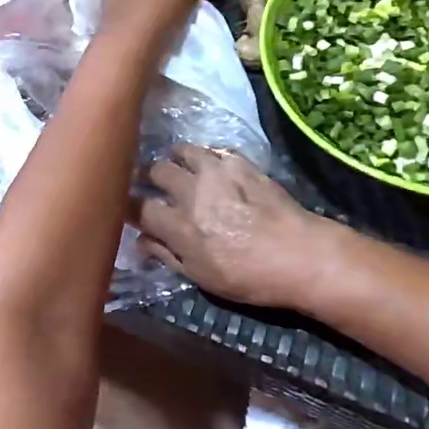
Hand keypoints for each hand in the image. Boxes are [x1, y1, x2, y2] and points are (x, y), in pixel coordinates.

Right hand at [133, 146, 340, 308]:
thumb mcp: (202, 278)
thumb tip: (140, 240)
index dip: (129, 205)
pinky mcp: (238, 161)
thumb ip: (166, 255)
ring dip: (177, 159)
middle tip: (158, 186)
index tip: (129, 207)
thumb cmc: (249, 276)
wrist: (299, 254)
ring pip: (181, 151)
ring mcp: (215, 171)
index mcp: (179, 225)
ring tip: (182, 168)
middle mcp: (191, 192)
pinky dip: (206, 158)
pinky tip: (212, 168)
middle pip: (156, 170)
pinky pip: (212, 150)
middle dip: (151, 178)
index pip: (138, 206)